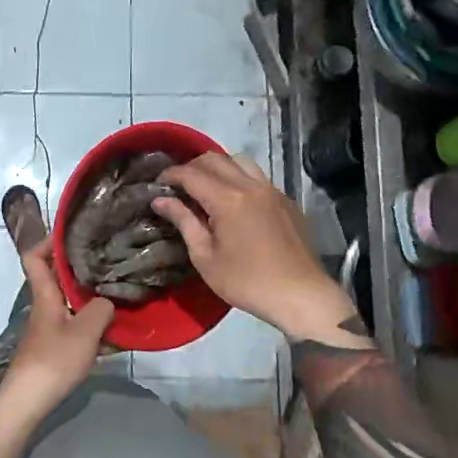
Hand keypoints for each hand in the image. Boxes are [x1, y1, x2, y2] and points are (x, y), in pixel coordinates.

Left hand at [0, 237, 118, 415]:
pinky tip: (120, 331)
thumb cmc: (53, 360)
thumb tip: (107, 301)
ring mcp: (49, 326)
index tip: (72, 232)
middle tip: (110, 260)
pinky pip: (77, 326)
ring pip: (71, 302)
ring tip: (122, 292)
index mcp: (45, 296)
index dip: (48, 242)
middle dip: (81, 268)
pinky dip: (95, 325)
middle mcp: (45, 306)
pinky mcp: (56, 345)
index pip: (35, 258)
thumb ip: (99, 311)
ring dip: (92, 297)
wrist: (30, 397)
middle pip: (58, 278)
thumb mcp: (84, 333)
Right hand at [152, 153, 361, 343]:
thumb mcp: (204, 255)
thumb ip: (183, 221)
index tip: (155, 186)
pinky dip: (237, 179)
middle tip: (177, 187)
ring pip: (239, 162)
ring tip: (204, 190)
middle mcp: (252, 187)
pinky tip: (231, 203)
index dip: (169, 175)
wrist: (301, 297)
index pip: (191, 173)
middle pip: (215, 160)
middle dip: (190, 168)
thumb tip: (160, 200)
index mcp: (228, 200)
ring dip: (216, 169)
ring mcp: (273, 192)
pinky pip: (257, 177)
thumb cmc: (245, 281)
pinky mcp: (286, 202)